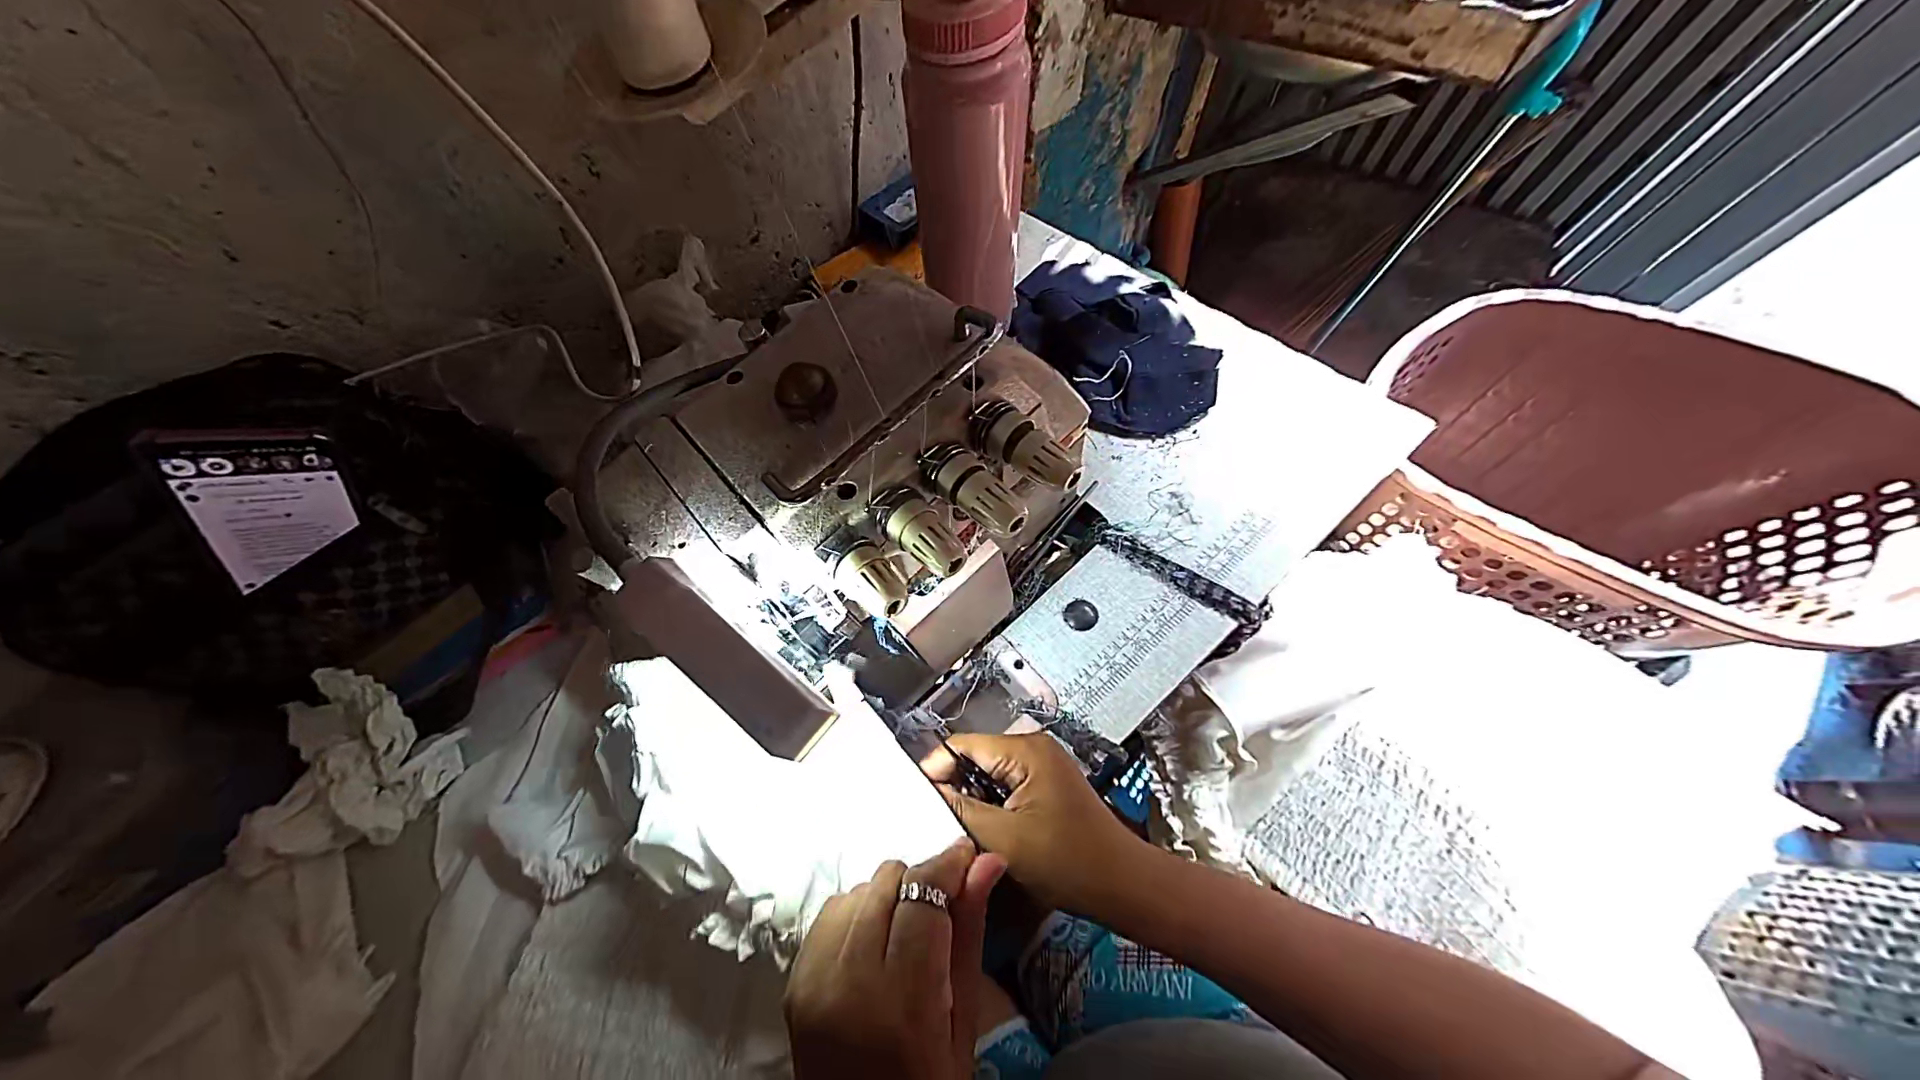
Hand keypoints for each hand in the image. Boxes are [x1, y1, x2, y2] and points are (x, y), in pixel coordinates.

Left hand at [784, 839, 1006, 1079]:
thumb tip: (986, 862)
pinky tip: (873, 944)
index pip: (922, 894)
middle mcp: (848, 981)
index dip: (947, 865)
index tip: (968, 856)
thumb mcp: (963, 1021)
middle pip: (888, 881)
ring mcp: (812, 979)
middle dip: (919, 884)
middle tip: (940, 909)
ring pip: (859, 889)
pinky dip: (857, 914)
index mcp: (901, 1000)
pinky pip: (831, 911)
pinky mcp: (792, 979)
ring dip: (887, 898)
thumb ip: (969, 932)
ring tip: (905, 934)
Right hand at [922, 733, 1152, 916]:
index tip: (917, 800)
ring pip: (990, 773)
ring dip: (974, 799)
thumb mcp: (1003, 838)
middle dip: (955, 785)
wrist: (1121, 883)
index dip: (936, 768)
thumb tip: (928, 791)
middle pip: (976, 757)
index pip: (962, 744)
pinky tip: (988, 831)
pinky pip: (1007, 785)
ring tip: (959, 828)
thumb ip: (960, 809)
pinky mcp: (1048, 784)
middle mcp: (1034, 747)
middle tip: (936, 819)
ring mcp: (1043, 765)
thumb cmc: (1066, 861)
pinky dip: (993, 805)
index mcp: (1025, 749)